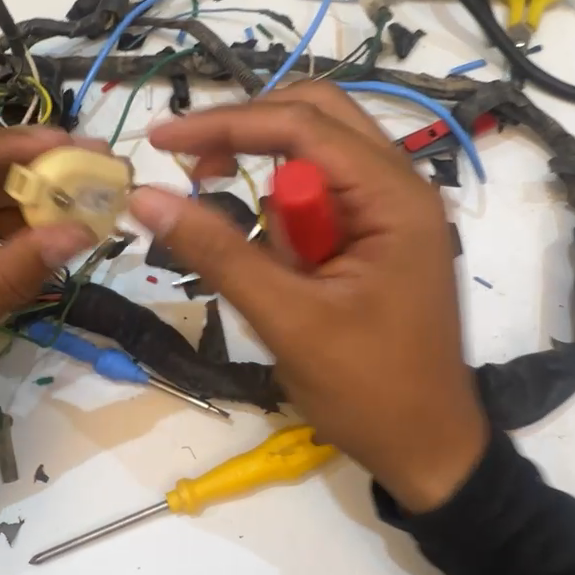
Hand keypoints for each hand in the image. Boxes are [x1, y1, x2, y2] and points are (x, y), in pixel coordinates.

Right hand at [129, 84, 485, 510]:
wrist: (429, 450)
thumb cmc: (369, 391)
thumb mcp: (288, 320)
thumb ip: (219, 253)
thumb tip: (146, 197)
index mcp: (395, 196)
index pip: (303, 125)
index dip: (226, 124)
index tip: (161, 143)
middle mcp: (402, 187)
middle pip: (315, 123)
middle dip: (249, 141)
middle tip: (197, 174)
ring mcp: (395, 213)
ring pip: (317, 163)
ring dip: (275, 199)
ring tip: (274, 274)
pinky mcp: (382, 239)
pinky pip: (325, 204)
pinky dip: (290, 224)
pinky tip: (290, 278)